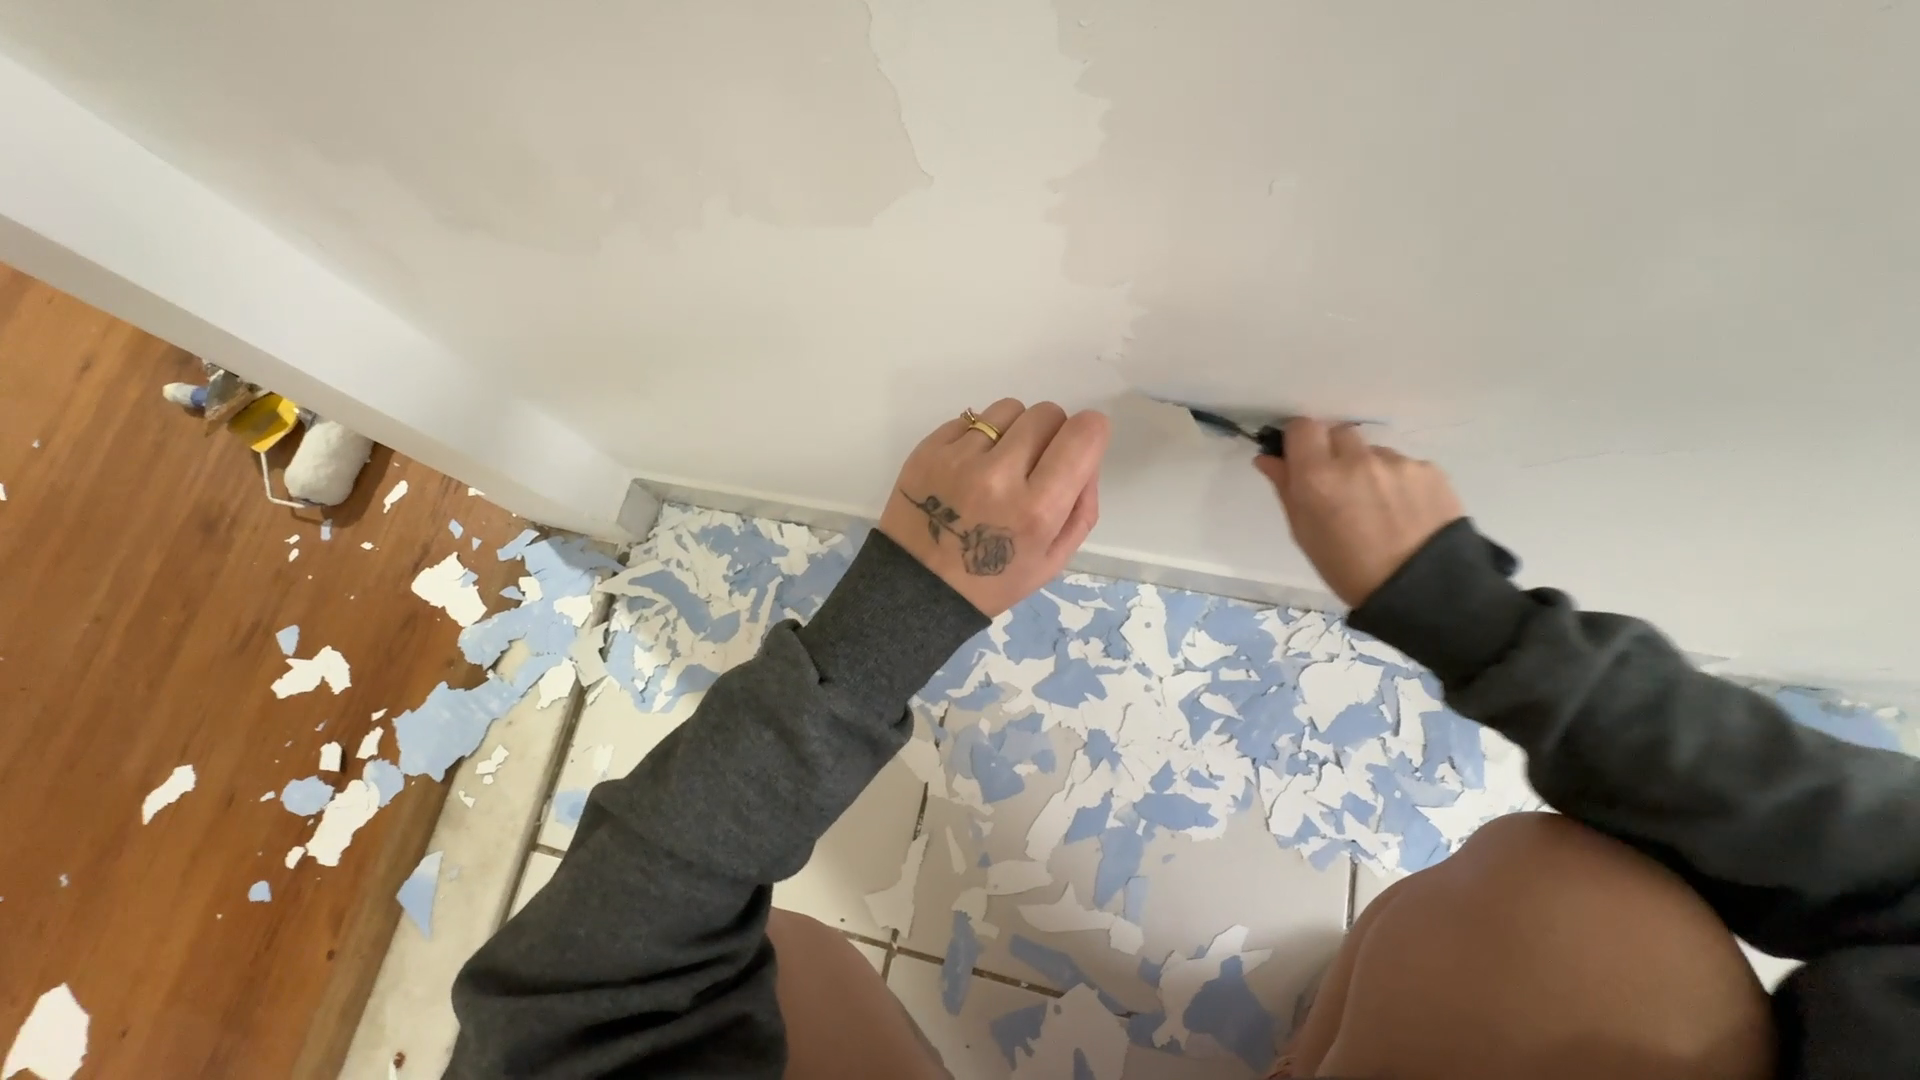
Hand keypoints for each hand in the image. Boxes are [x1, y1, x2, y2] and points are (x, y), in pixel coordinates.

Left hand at [879, 398, 1109, 616]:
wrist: (917, 587)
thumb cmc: (992, 580)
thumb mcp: (1053, 559)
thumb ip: (1082, 506)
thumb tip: (1086, 457)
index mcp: (1037, 509)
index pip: (1083, 434)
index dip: (1090, 433)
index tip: (1078, 448)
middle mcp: (999, 476)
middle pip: (1047, 414)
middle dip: (1051, 434)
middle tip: (1035, 465)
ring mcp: (959, 459)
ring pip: (1008, 409)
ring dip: (1014, 431)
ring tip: (999, 465)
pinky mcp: (928, 449)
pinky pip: (970, 419)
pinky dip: (978, 437)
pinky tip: (968, 470)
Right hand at [1255, 418, 1463, 606]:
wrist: (1423, 590)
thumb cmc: (1348, 569)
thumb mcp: (1304, 534)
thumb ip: (1286, 488)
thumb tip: (1269, 458)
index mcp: (1317, 477)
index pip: (1302, 427)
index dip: (1300, 441)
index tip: (1301, 459)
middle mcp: (1356, 460)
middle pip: (1338, 433)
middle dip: (1333, 452)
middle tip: (1339, 486)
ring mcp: (1396, 462)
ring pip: (1372, 451)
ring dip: (1368, 469)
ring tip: (1378, 507)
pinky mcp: (1430, 470)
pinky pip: (1403, 466)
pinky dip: (1398, 482)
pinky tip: (1403, 512)